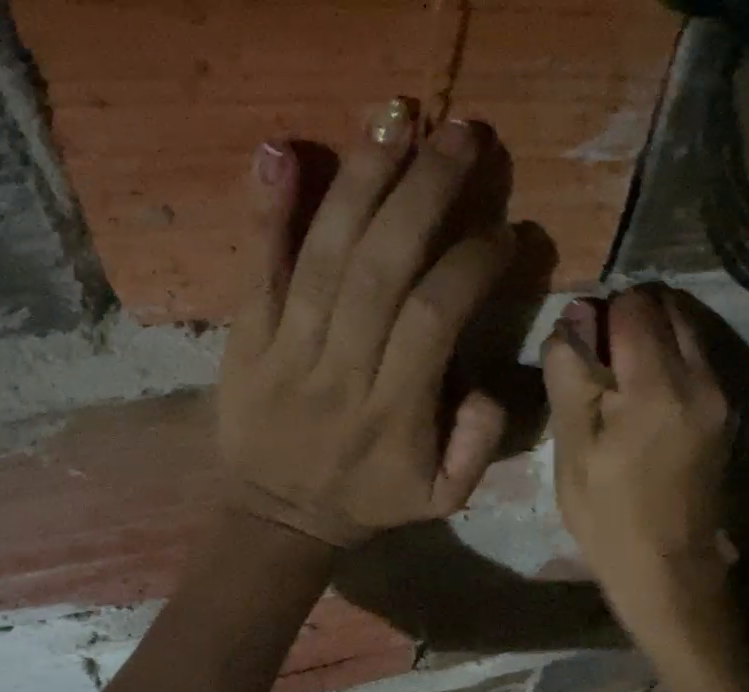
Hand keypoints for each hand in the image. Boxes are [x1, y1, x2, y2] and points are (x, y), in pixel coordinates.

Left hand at [218, 100, 518, 547]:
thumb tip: (491, 384)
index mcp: (392, 412)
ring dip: (362, 180)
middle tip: (464, 135)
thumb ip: (477, 447)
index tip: (504, 231)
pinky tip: (281, 150)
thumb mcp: (440, 498)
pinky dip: (266, 209)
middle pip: (381, 268)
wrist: (275, 515)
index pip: (433, 318)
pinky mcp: (244, 336)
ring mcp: (285, 349)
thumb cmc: (368, 498)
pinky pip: (254, 269)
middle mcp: (339, 371)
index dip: (471, 265)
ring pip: (324, 255)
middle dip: (425, 193)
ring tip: (399, 118)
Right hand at [542, 287, 738, 647]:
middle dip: (629, 317)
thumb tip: (573, 320)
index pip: (634, 305)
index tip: (580, 350)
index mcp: (657, 387)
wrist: (670, 568)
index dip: (600, 315)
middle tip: (597, 361)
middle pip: (667, 306)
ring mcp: (719, 394)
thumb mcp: (573, 450)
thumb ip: (571, 376)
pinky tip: (642, 398)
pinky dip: (668, 357)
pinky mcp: (725, 410)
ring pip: (686, 328)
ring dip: (651, 335)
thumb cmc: (609, 516)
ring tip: (617, 381)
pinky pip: (696, 357)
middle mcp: (700, 378)